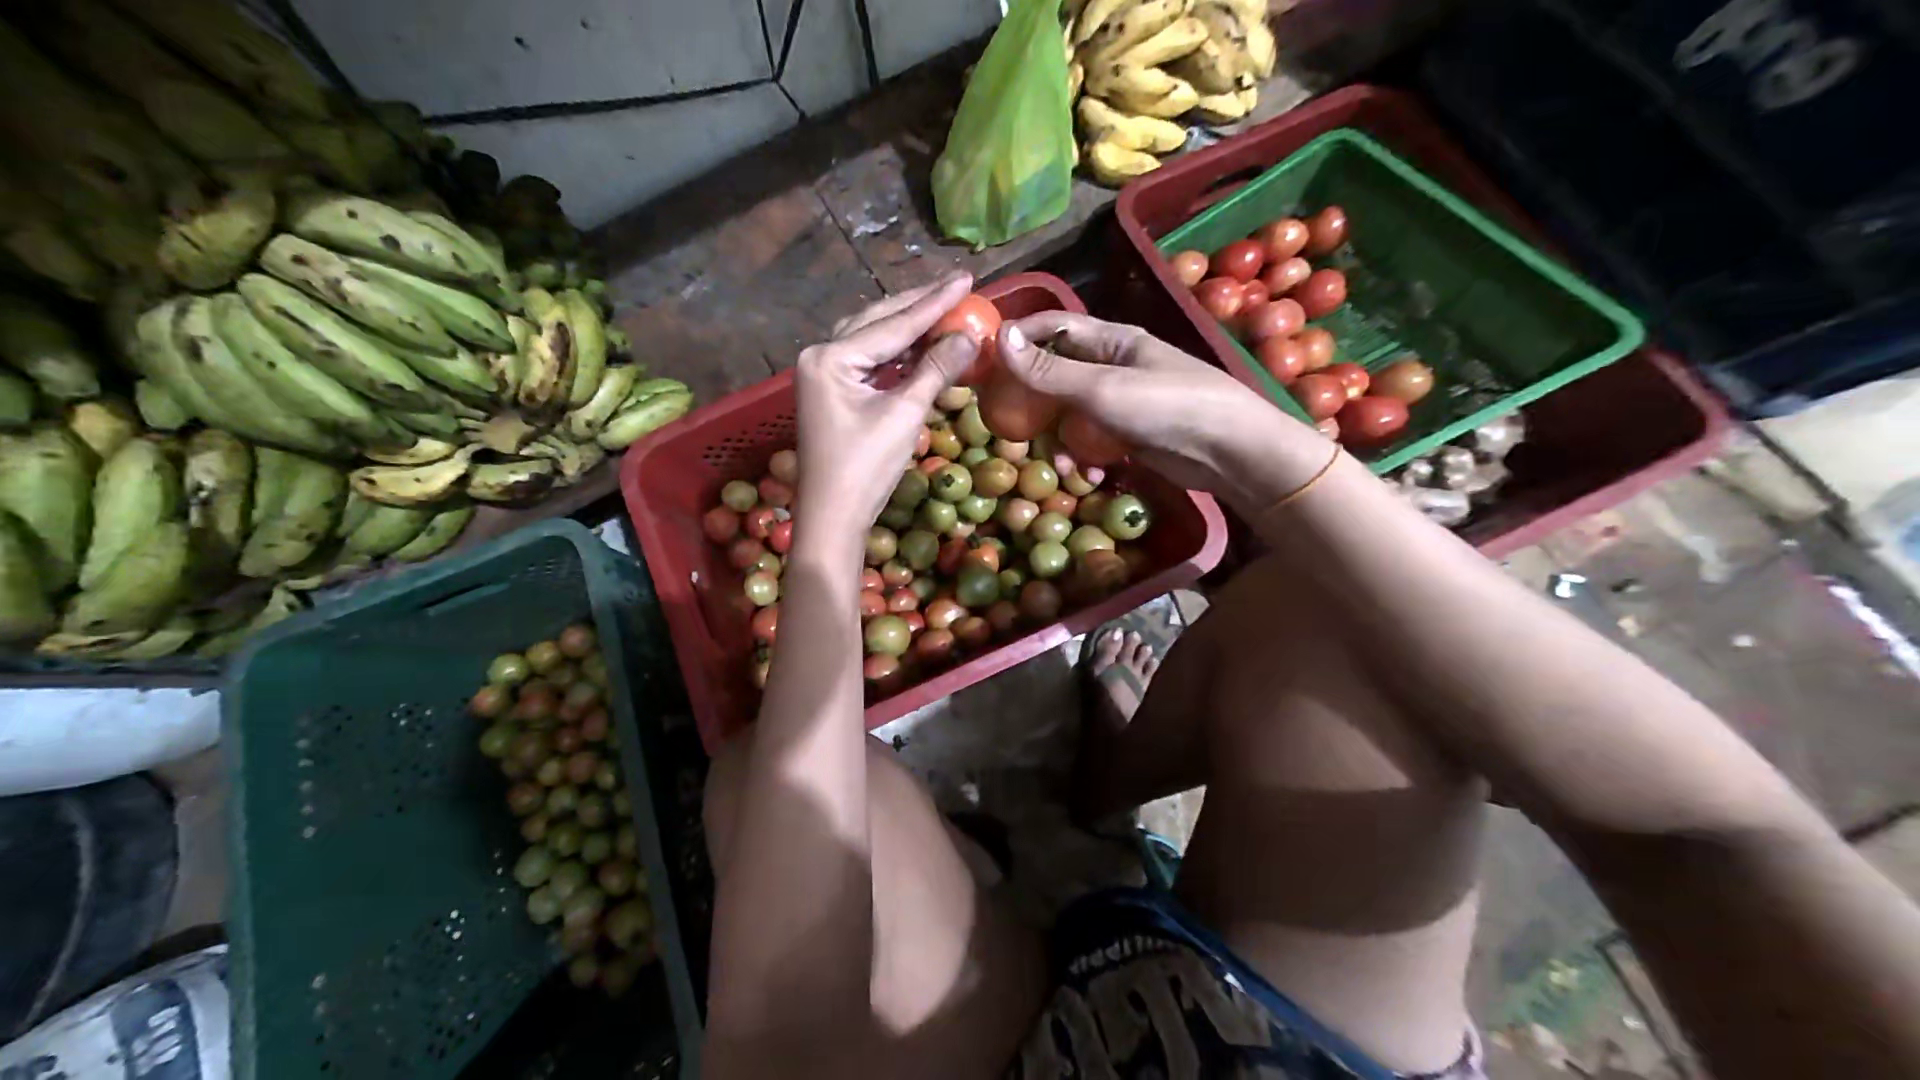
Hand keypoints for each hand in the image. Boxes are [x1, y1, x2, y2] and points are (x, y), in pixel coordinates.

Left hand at [792, 274, 978, 556]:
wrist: (833, 518)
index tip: (966, 277)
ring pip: (872, 339)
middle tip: (958, 288)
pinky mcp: (832, 393)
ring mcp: (823, 375)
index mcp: (830, 357)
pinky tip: (922, 346)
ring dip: (908, 328)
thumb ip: (935, 369)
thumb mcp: (904, 415)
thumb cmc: (865, 468)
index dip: (934, 302)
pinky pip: (869, 363)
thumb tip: (970, 336)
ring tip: (945, 311)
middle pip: (878, 322)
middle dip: (918, 306)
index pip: (892, 324)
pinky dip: (897, 355)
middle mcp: (821, 356)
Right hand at [996, 312, 1336, 513]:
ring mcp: (1122, 402)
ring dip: (1061, 442)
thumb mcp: (1101, 388)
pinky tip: (1091, 477)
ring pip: (1071, 415)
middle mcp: (1113, 365)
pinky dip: (1086, 458)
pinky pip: (1093, 441)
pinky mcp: (1131, 435)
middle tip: (1014, 430)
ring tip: (1063, 465)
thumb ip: (1049, 371)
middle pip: (1056, 376)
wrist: (1230, 451)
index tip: (984, 365)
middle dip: (1036, 405)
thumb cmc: (1167, 405)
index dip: (1018, 341)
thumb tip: (999, 338)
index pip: (1052, 328)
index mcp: (1110, 340)